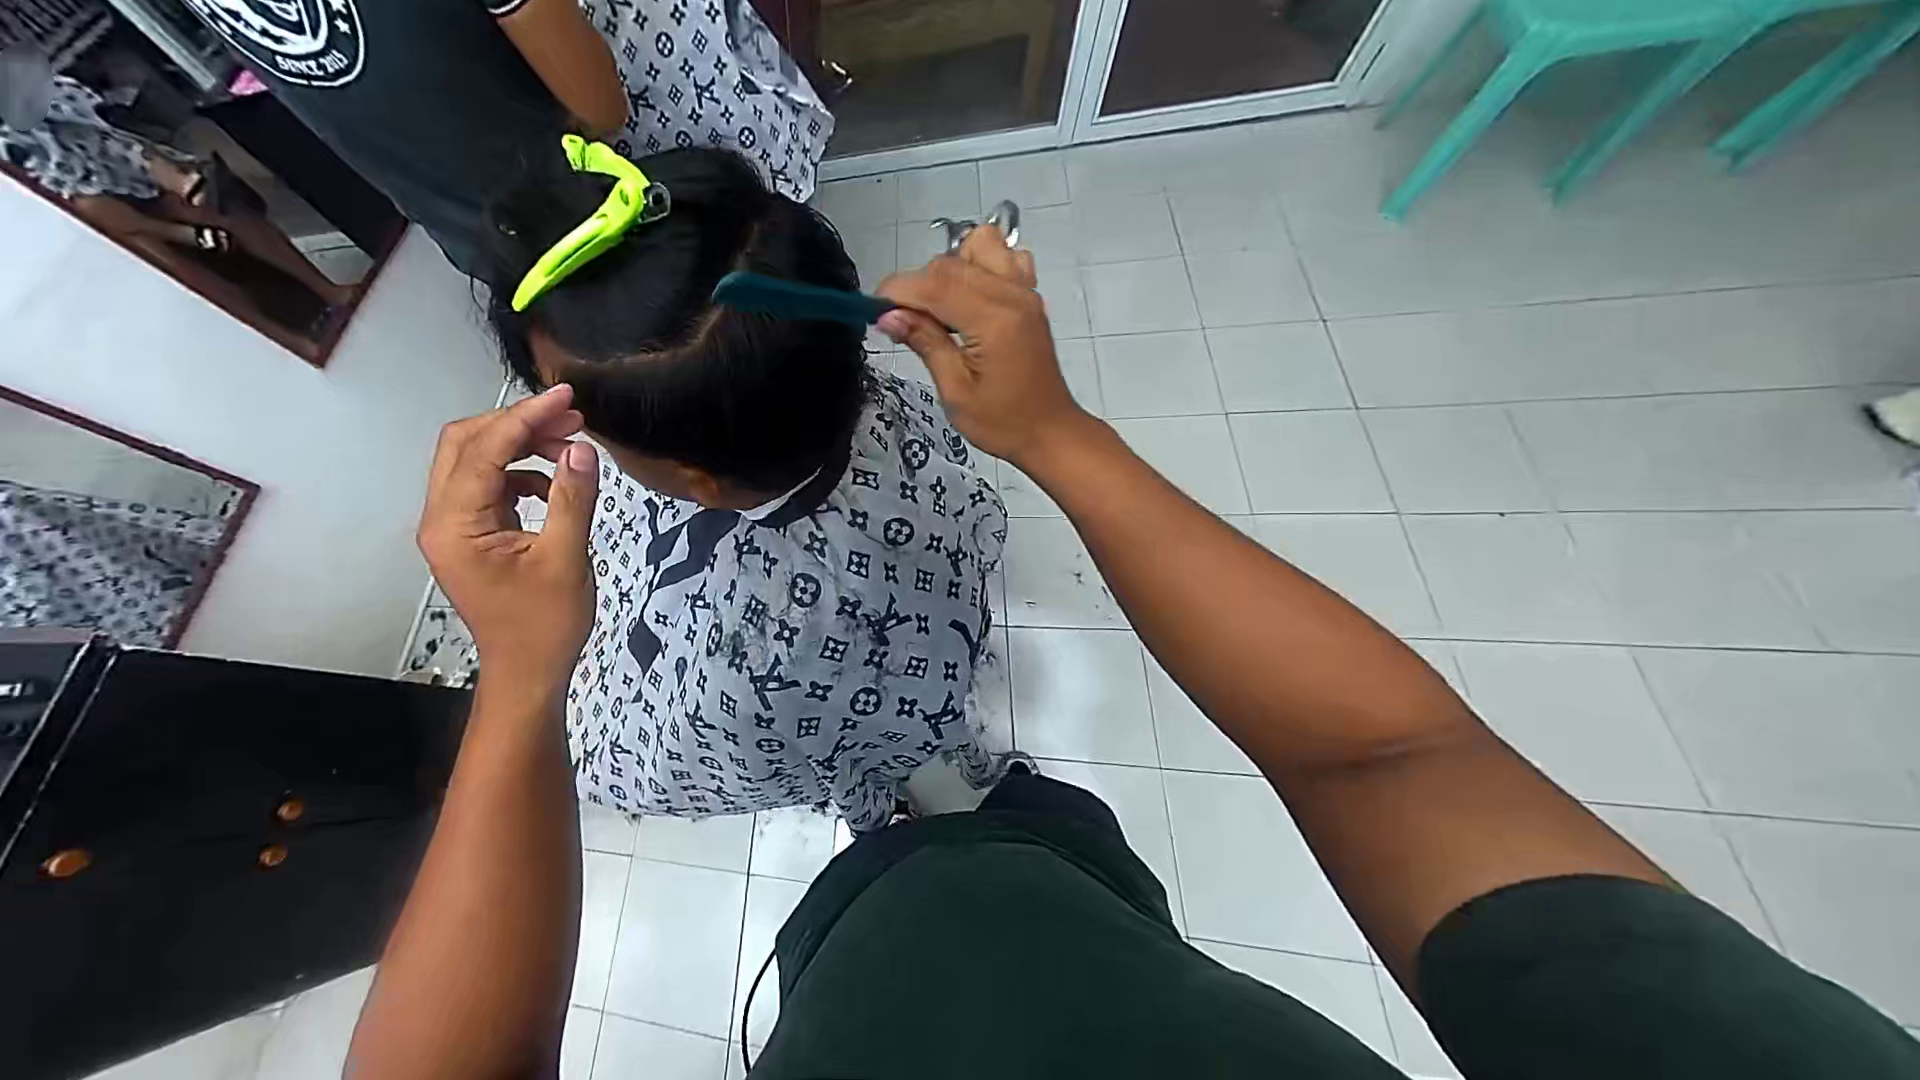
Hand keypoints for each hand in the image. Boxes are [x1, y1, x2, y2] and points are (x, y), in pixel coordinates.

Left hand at [417, 385, 600, 697]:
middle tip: (571, 418)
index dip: (525, 418)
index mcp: (455, 525)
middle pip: (465, 446)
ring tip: (571, 448)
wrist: (528, 671)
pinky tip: (555, 484)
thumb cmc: (546, 623)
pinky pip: (490, 486)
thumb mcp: (567, 558)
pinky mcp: (473, 535)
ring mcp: (455, 527)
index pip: (483, 452)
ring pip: (477, 463)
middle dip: (518, 424)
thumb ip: (572, 499)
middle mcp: (443, 519)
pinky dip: (522, 473)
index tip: (566, 397)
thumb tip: (582, 449)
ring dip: (521, 447)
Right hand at [876, 225, 1096, 466]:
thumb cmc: (1004, 423)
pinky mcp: (1030, 296)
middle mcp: (1013, 295)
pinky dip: (981, 267)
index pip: (935, 284)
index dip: (897, 292)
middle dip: (919, 286)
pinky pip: (1004, 258)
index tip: (875, 311)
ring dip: (952, 268)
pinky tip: (972, 301)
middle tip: (906, 323)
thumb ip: (925, 344)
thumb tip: (888, 316)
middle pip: (951, 262)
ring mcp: (1025, 291)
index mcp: (994, 320)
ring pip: (979, 246)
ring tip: (944, 309)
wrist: (1050, 432)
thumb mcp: (956, 391)